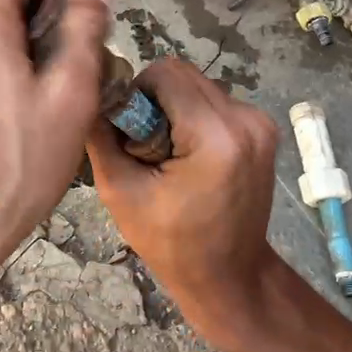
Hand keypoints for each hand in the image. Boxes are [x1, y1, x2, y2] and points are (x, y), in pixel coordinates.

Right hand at [85, 59, 279, 335]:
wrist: (231, 277)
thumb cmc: (172, 244)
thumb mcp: (120, 192)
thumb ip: (101, 136)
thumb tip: (88, 93)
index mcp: (215, 136)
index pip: (164, 74)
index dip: (137, 95)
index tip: (129, 133)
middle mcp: (246, 119)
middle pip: (182, 74)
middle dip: (155, 100)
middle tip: (145, 145)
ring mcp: (260, 122)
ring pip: (197, 84)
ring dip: (174, 107)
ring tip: (167, 154)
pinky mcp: (263, 128)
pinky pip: (213, 99)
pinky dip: (193, 116)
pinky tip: (188, 154)